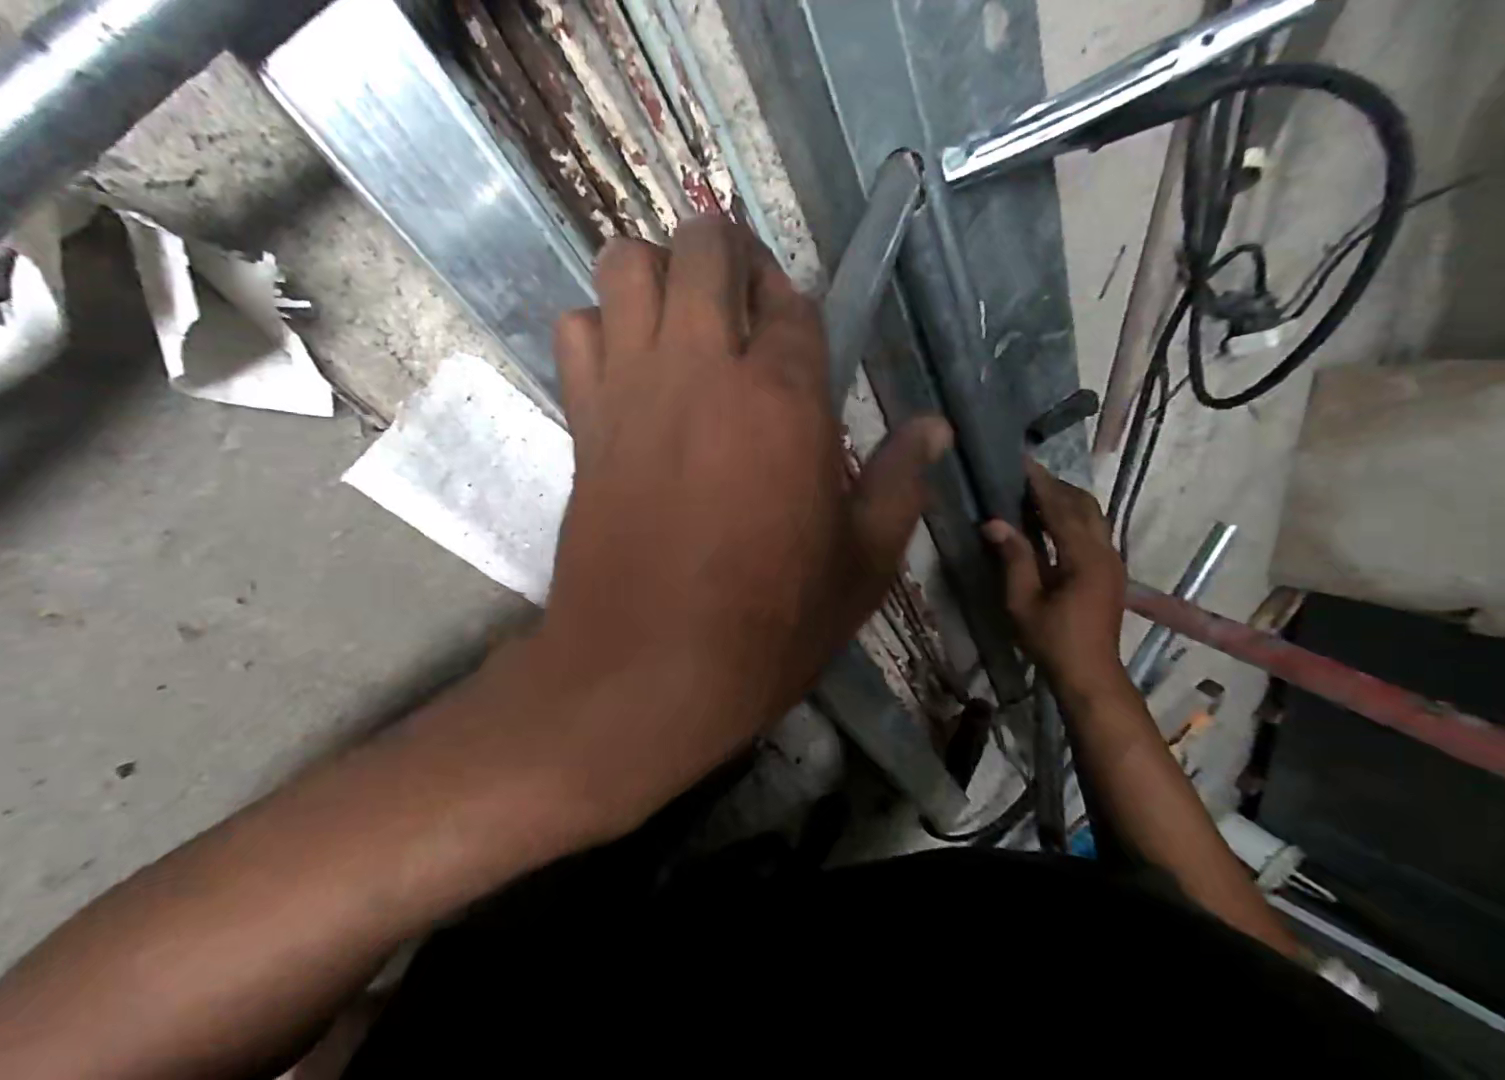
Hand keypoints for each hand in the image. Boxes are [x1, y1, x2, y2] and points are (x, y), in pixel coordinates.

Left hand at [534, 216, 949, 826]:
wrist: (648, 670)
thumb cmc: (767, 626)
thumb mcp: (861, 567)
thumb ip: (899, 485)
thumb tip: (932, 430)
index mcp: (784, 400)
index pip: (790, 301)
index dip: (790, 298)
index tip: (788, 319)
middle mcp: (703, 371)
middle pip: (704, 247)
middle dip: (723, 249)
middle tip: (734, 292)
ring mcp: (632, 390)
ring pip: (625, 268)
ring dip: (652, 270)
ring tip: (673, 312)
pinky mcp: (583, 422)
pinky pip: (572, 332)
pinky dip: (595, 327)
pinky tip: (621, 364)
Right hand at [983, 460, 1127, 696]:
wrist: (1090, 673)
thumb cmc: (1051, 639)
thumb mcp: (1023, 601)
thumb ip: (1014, 558)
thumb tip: (994, 522)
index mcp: (1084, 557)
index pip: (1061, 508)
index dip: (1040, 484)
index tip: (1022, 462)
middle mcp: (1105, 552)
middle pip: (1084, 505)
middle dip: (1056, 486)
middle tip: (1024, 476)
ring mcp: (1112, 561)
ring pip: (1093, 517)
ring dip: (1066, 501)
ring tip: (1034, 494)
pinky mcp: (1109, 571)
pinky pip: (1093, 531)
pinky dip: (1072, 517)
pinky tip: (1049, 522)